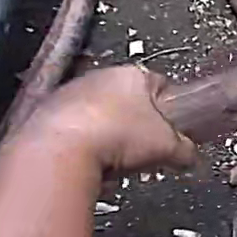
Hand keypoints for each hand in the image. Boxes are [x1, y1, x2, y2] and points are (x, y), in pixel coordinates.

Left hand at [23, 66, 196, 172]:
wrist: (61, 151)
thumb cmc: (116, 136)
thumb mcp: (168, 147)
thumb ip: (185, 149)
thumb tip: (190, 156)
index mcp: (133, 75)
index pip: (159, 84)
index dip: (168, 107)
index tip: (170, 127)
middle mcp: (100, 76)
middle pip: (127, 98)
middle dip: (135, 122)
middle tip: (144, 149)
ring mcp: (70, 92)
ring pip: (98, 113)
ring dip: (107, 133)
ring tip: (115, 160)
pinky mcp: (46, 113)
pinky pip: (73, 128)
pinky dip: (82, 143)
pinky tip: (89, 162)